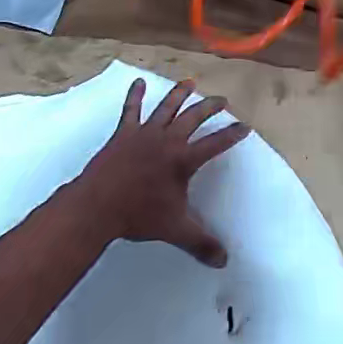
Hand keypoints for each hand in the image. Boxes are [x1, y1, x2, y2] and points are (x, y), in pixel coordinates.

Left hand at [74, 79, 249, 266]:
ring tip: (190, 82)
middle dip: (210, 107)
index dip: (233, 135)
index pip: (216, 144)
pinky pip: (130, 110)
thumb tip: (224, 261)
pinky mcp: (123, 134)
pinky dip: (135, 95)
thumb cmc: (138, 216)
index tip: (246, 127)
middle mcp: (167, 141)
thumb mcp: (175, 230)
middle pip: (194, 117)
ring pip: (166, 107)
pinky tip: (138, 82)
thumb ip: (201, 243)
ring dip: (179, 94)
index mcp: (183, 160)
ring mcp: (144, 134)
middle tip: (222, 101)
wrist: (97, 206)